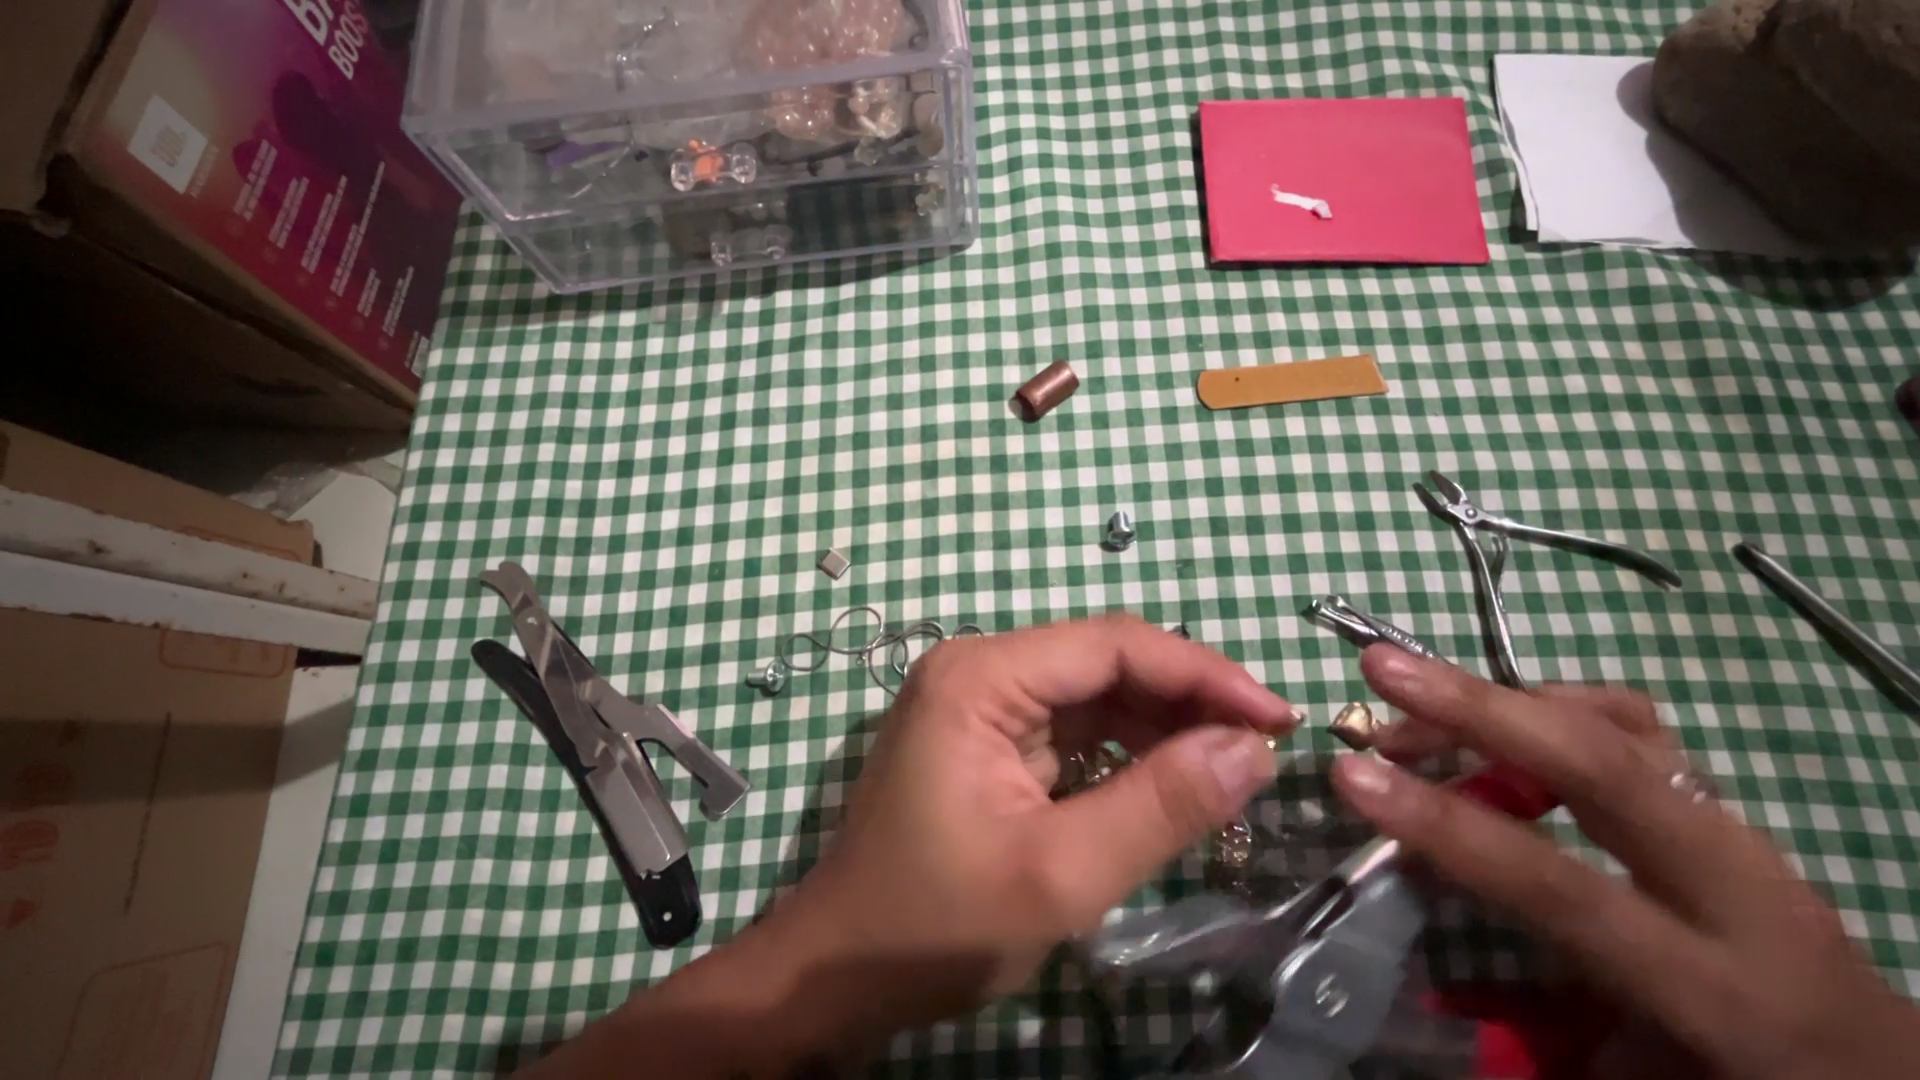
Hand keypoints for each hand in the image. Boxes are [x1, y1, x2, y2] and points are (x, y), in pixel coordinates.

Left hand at [767, 615, 1296, 1035]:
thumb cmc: (935, 925)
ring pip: (1093, 695)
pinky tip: (1171, 783)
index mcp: (980, 677)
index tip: (1276, 719)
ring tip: (1230, 770)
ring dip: (1162, 728)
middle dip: (1187, 701)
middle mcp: (978, 671)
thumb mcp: (1060, 875)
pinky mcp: (986, 741)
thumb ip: (1160, 806)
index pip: (1113, 644)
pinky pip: (1072, 730)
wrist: (839, 971)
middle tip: (1262, 750)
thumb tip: (1252, 749)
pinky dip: (1126, 753)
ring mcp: (978, 705)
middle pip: (1104, 662)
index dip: (1202, 673)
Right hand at [1331, 646, 1919, 1079]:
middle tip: (1382, 668)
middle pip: (1607, 765)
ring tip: (1416, 705)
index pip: (1562, 888)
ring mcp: (1742, 832)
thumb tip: (1425, 972)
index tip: (1351, 777)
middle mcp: (1743, 890)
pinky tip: (1504, 719)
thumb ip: (1536, 1021)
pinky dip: (1559, 705)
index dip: (1448, 828)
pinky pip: (1643, 726)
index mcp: (1724, 990)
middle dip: (1482, 708)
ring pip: (1626, 727)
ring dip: (1506, 701)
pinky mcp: (1729, 805)